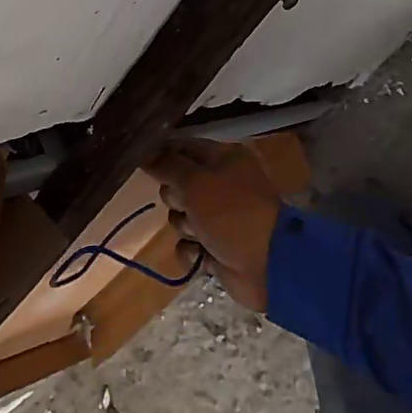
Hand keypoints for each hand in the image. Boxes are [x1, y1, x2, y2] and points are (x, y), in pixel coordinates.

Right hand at [143, 138, 282, 311]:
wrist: (268, 264)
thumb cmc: (232, 214)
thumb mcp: (196, 182)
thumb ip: (167, 165)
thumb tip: (143, 151)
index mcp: (223, 159)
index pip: (183, 148)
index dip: (163, 156)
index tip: (147, 166)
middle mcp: (220, 184)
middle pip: (177, 183)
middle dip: (176, 198)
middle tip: (188, 205)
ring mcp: (218, 217)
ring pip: (180, 215)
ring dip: (185, 226)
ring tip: (202, 234)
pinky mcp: (215, 246)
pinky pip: (188, 244)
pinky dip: (192, 250)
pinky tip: (202, 254)